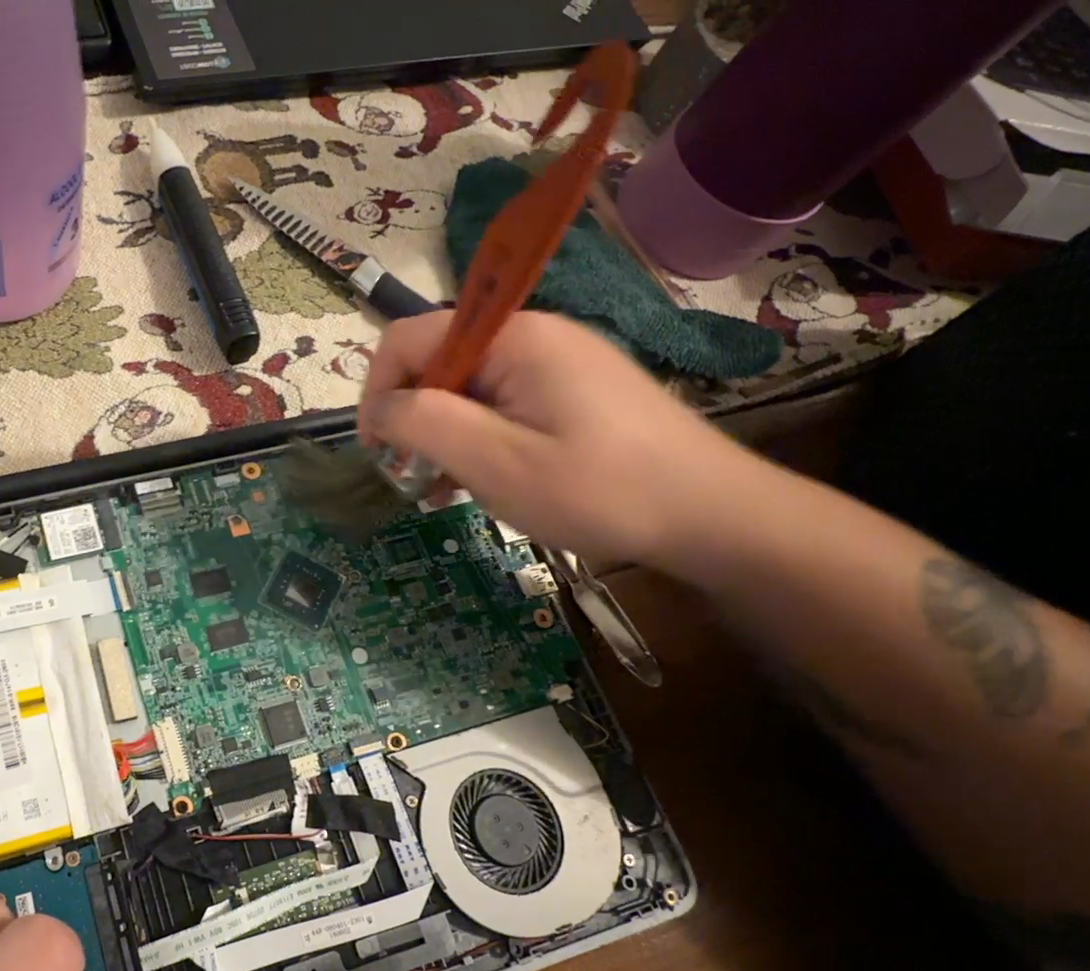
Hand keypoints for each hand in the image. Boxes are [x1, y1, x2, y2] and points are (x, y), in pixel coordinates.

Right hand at [357, 311, 750, 569]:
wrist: (713, 515)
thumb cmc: (598, 489)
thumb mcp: (496, 461)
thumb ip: (423, 423)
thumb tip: (379, 408)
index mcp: (510, 337)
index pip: (408, 339)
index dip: (376, 392)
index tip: (377, 452)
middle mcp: (532, 335)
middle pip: (438, 362)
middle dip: (413, 419)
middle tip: (415, 482)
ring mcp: (558, 362)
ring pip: (468, 388)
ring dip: (444, 436)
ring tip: (447, 491)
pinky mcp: (574, 390)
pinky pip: (503, 403)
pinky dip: (480, 439)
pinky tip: (486, 481)